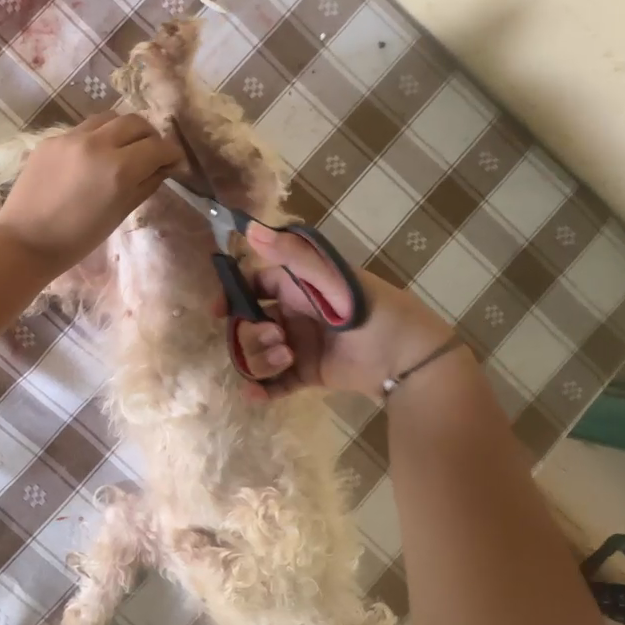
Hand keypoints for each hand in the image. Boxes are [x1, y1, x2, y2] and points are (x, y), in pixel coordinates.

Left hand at [0, 112, 181, 269]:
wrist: (25, 241)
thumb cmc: (77, 239)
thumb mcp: (119, 214)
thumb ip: (146, 184)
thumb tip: (164, 167)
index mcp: (118, 169)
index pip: (158, 146)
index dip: (171, 153)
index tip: (173, 162)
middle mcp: (96, 144)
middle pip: (136, 122)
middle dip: (149, 136)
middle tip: (150, 153)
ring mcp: (70, 138)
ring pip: (109, 118)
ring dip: (122, 130)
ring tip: (122, 149)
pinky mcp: (50, 139)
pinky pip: (83, 129)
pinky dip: (95, 138)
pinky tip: (91, 158)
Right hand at [230, 222, 457, 398]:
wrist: (406, 358)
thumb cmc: (370, 310)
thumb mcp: (331, 279)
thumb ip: (291, 256)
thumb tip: (250, 229)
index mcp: (296, 287)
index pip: (252, 287)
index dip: (232, 297)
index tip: (219, 312)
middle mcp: (292, 315)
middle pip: (248, 324)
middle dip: (250, 335)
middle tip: (277, 339)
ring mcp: (297, 345)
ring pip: (256, 354)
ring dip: (259, 360)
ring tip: (286, 361)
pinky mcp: (306, 374)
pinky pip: (273, 383)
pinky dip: (260, 389)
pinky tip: (254, 395)